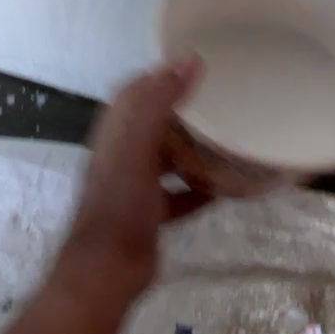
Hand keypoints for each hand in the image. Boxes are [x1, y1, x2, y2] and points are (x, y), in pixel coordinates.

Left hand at [49, 57, 209, 316]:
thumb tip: (189, 59)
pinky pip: (179, 191)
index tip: (196, 64)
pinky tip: (226, 185)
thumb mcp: (139, 148)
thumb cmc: (121, 206)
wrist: (106, 274)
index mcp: (115, 133)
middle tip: (221, 97)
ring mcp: (135, 185)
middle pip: (153, 121)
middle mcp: (122, 154)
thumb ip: (158, 103)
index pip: (135, 91)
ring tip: (227, 134)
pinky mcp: (149, 213)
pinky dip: (200, 185)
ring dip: (192, 145)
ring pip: (167, 155)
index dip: (160, 75)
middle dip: (182, 108)